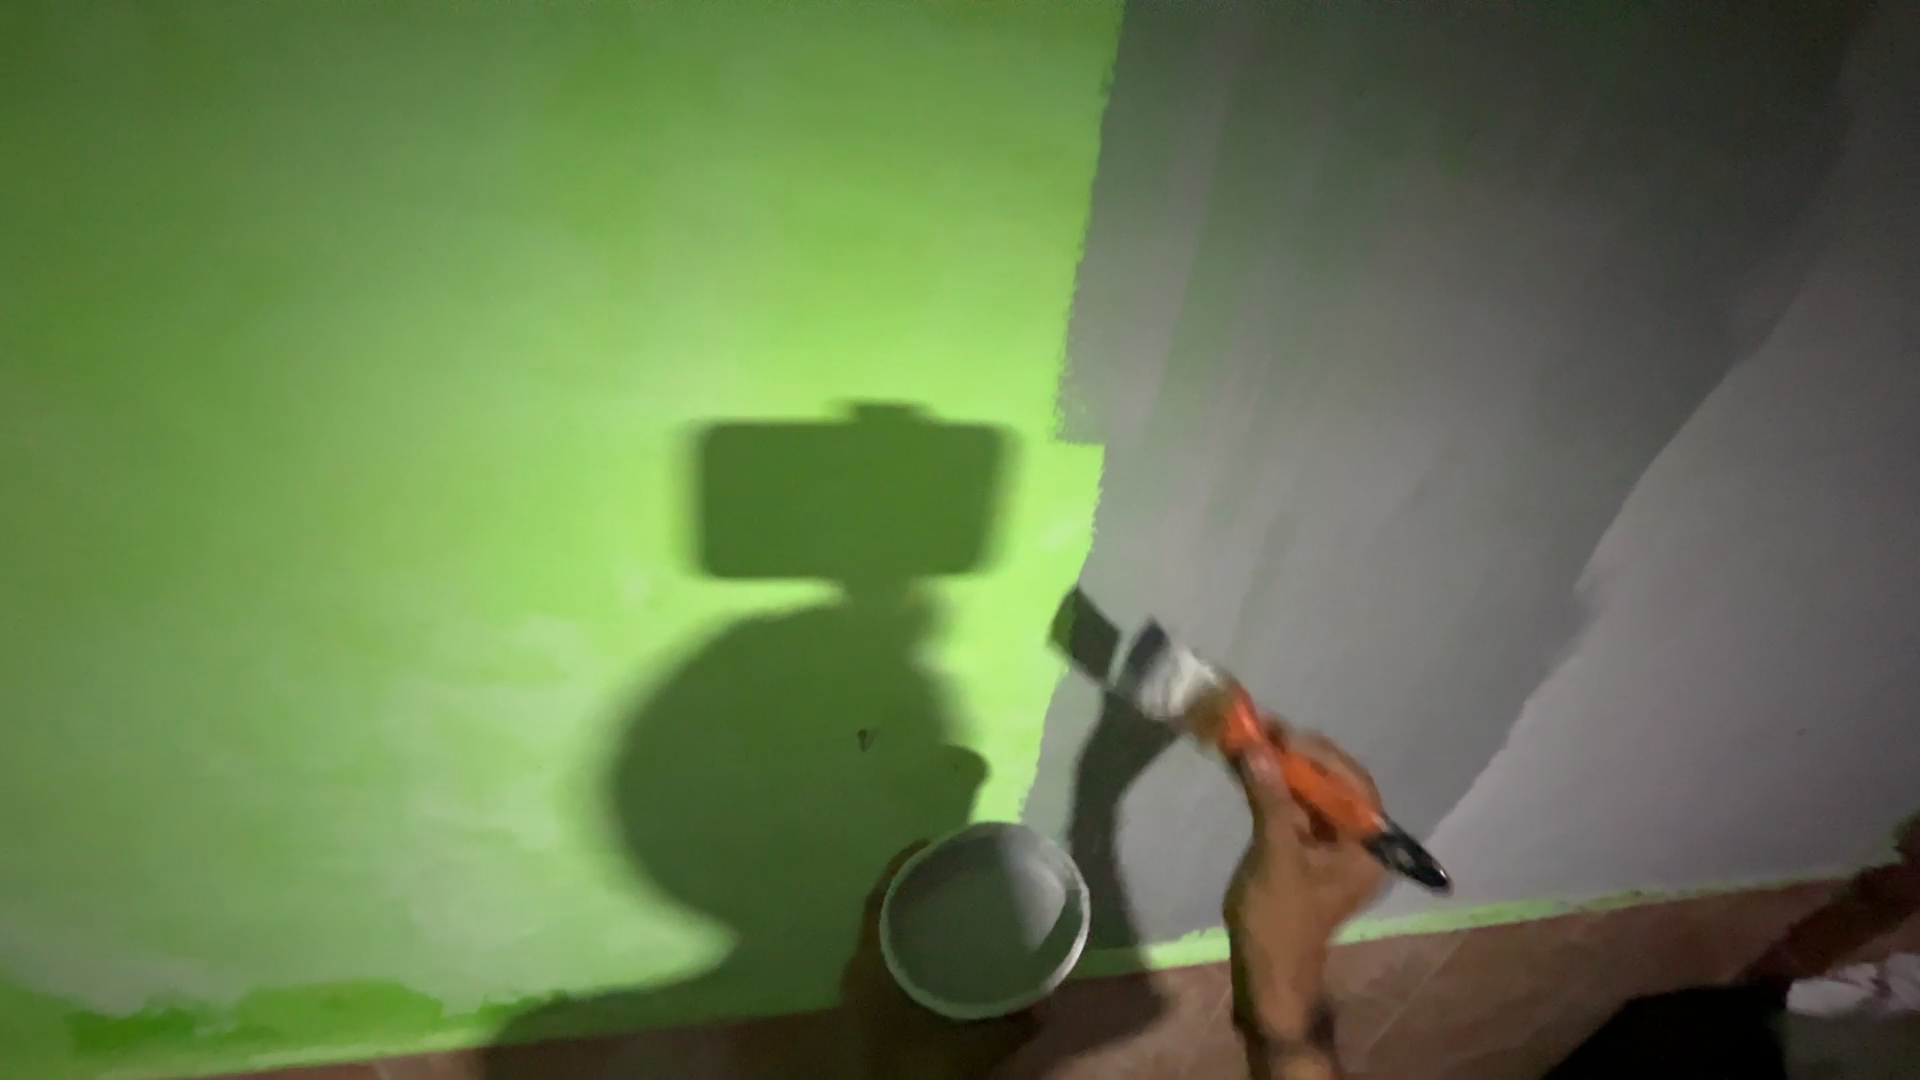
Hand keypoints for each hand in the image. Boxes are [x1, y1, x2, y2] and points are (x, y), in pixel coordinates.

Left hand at [839, 842, 1041, 1079]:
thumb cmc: (913, 1073)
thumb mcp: (965, 1055)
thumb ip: (1009, 1026)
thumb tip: (1049, 1001)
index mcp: (870, 965)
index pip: (878, 898)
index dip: (902, 864)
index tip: (933, 842)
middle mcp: (859, 969)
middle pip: (882, 911)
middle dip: (914, 885)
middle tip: (954, 869)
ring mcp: (860, 990)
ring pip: (883, 934)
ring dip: (911, 913)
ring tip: (952, 898)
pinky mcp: (868, 1009)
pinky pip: (887, 957)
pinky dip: (910, 942)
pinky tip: (942, 948)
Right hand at [1222, 721, 1386, 1053]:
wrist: (1265, 969)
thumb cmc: (1281, 917)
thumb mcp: (1276, 855)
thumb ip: (1269, 799)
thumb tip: (1256, 747)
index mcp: (1367, 848)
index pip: (1354, 786)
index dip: (1320, 755)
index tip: (1283, 735)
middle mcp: (1355, 841)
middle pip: (1333, 783)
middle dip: (1297, 754)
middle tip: (1262, 729)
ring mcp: (1327, 843)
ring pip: (1309, 790)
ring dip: (1280, 765)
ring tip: (1249, 738)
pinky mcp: (1301, 846)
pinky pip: (1290, 803)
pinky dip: (1269, 782)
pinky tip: (1244, 764)